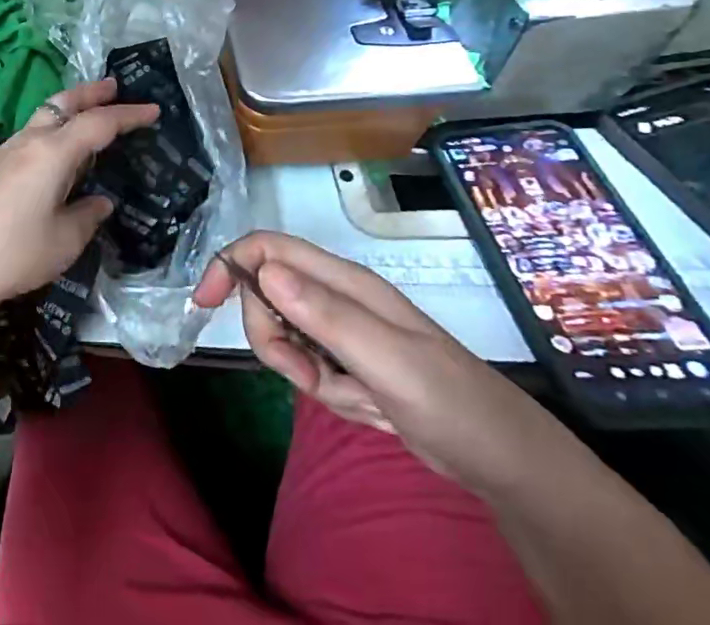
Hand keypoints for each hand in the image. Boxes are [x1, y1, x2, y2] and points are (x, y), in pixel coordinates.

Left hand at [0, 78, 157, 331]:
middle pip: (62, 104)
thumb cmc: (15, 252)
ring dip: (68, 111)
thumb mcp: (65, 240)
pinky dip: (51, 132)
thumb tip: (99, 202)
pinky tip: (56, 157)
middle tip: (115, 86)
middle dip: (91, 93)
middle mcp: (27, 143)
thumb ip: (88, 215)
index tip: (153, 110)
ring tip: (88, 118)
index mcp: (52, 152)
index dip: (128, 115)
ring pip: (42, 118)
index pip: (98, 123)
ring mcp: (3, 154)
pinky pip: (28, 137)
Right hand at [194, 231, 574, 494]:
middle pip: (265, 294)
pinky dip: (321, 389)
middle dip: (270, 335)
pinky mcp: (347, 362)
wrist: (503, 462)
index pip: (268, 248)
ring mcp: (342, 331)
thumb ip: (325, 313)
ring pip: (283, 333)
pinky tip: (361, 405)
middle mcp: (338, 298)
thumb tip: (264, 269)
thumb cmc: (452, 402)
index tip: (205, 303)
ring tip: (345, 393)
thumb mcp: (387, 359)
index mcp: (344, 282)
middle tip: (304, 372)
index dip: (230, 264)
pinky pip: (306, 366)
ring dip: (298, 369)